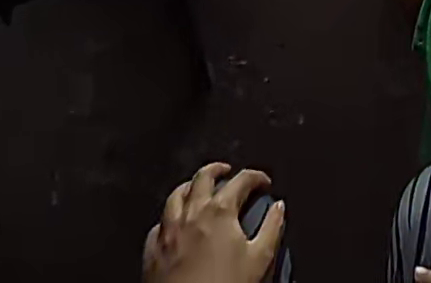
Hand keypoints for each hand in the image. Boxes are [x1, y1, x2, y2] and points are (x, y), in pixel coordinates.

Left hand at [142, 162, 284, 282]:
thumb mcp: (258, 260)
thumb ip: (272, 228)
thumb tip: (279, 207)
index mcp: (220, 210)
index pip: (242, 179)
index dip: (256, 177)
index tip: (263, 183)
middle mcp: (192, 212)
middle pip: (204, 176)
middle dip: (218, 169)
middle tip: (228, 171)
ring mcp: (169, 230)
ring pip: (177, 194)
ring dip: (191, 186)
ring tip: (199, 187)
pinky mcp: (152, 251)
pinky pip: (159, 224)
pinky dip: (169, 217)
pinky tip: (175, 223)